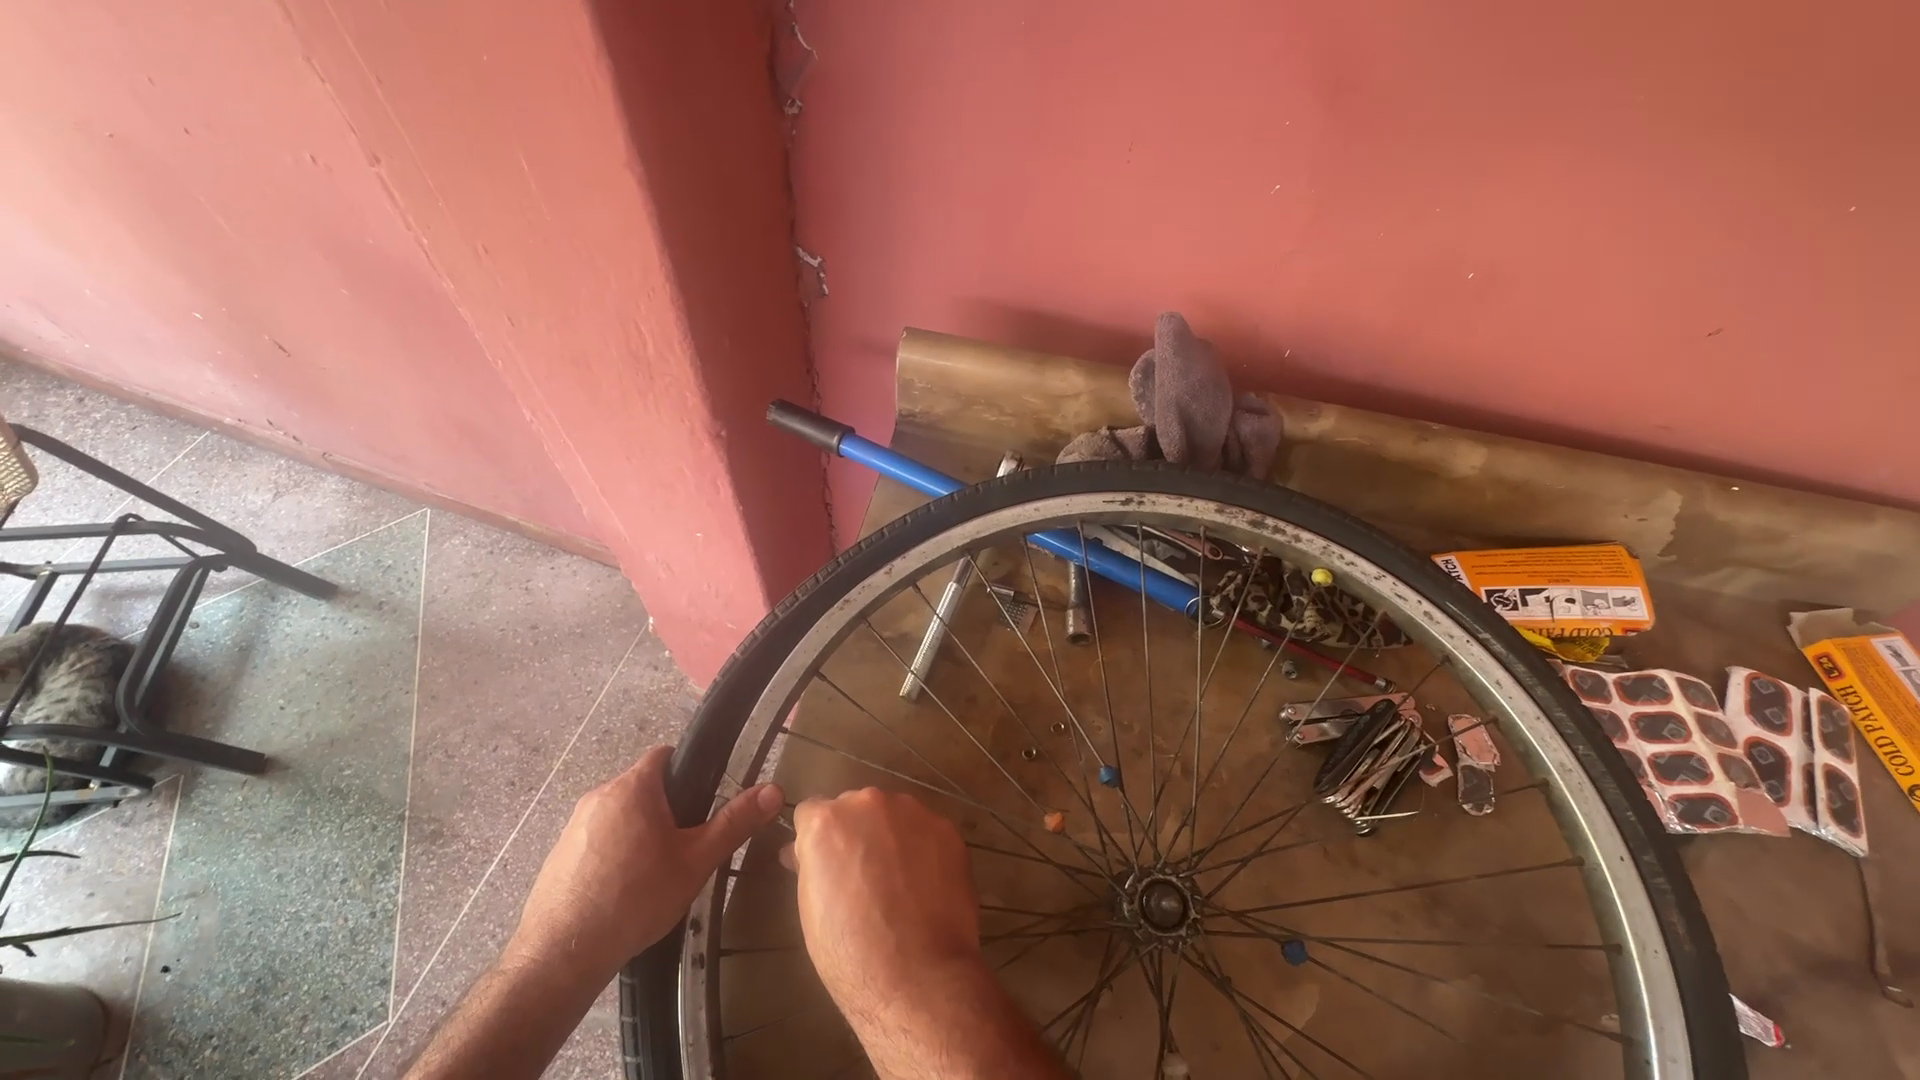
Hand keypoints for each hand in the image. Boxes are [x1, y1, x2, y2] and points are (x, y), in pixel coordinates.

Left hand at [506, 746, 781, 982]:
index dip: (691, 770)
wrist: (561, 955)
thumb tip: (773, 790)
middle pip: (644, 787)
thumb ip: (734, 823)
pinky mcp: (559, 855)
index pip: (666, 755)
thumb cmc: (635, 898)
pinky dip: (616, 854)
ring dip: (642, 832)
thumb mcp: (695, 861)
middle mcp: (599, 796)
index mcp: (633, 787)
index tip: (707, 799)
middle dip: (669, 809)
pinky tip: (626, 891)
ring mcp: (574, 826)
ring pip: (621, 815)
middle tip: (689, 844)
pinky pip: (598, 840)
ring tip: (660, 872)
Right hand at [788, 789, 980, 1022]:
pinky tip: (926, 886)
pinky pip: (927, 832)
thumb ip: (811, 864)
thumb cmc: (849, 950)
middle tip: (864, 877)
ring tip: (900, 883)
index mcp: (826, 820)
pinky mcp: (947, 830)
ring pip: (895, 816)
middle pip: (856, 808)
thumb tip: (804, 852)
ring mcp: (913, 813)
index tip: (825, 866)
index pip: (812, 814)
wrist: (916, 976)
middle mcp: (869, 803)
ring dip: (892, 837)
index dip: (816, 841)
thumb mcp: (810, 906)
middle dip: (857, 834)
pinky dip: (924, 851)